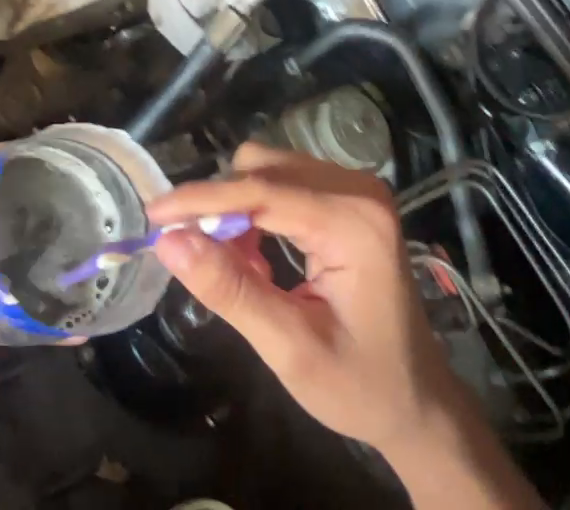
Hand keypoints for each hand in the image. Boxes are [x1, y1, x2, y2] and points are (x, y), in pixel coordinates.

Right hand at [150, 144, 541, 508]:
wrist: (418, 400)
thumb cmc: (360, 384)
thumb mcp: (289, 347)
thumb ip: (230, 289)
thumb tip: (169, 240)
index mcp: (353, 222)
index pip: (259, 190)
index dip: (200, 200)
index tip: (151, 215)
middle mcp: (358, 190)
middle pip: (262, 168)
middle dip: (220, 209)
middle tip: (201, 261)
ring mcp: (356, 191)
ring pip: (267, 171)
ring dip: (237, 213)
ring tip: (240, 270)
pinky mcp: (348, 200)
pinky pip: (283, 185)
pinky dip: (256, 215)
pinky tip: (259, 260)